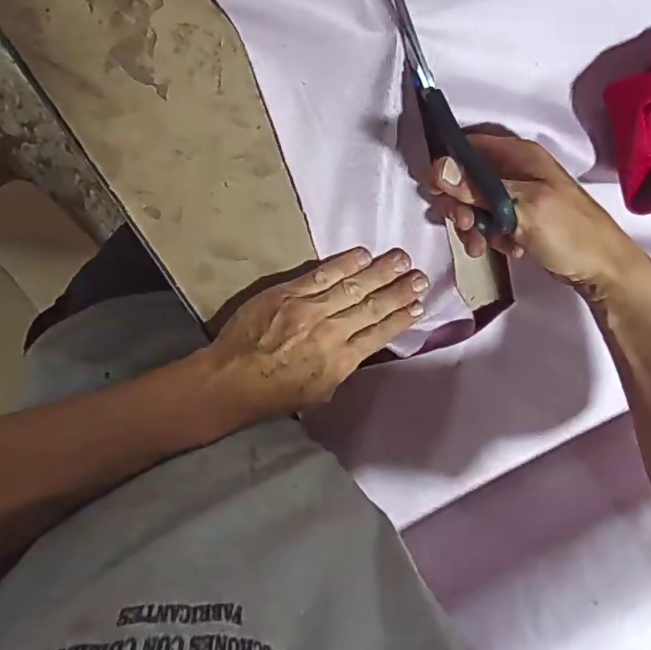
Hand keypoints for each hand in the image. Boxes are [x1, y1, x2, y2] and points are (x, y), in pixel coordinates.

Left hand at [194, 247, 425, 420]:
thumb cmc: (273, 393)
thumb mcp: (318, 391)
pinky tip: (363, 256)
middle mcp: (329, 333)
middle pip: (372, 306)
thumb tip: (360, 344)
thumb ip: (342, 365)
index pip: (379, 334)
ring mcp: (307, 310)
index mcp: (340, 362)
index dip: (401, 317)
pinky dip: (344, 264)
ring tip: (401, 259)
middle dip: (399, 290)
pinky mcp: (286, 293)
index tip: (419, 305)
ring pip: (353, 287)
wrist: (231, 379)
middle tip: (420, 276)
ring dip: (380, 272)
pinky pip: (321, 275)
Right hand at [428, 133, 649, 298]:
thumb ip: (478, 188)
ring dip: (471, 225)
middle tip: (464, 224)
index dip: (447, 165)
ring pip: (472, 202)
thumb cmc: (570, 233)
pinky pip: (487, 220)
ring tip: (481, 245)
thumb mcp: (521, 208)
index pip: (468, 146)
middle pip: (465, 177)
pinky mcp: (517, 217)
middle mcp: (515, 169)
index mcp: (519, 155)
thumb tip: (438, 168)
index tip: (436, 192)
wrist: (604, 272)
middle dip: (458, 202)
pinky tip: (503, 249)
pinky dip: (487, 235)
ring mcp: (516, 194)